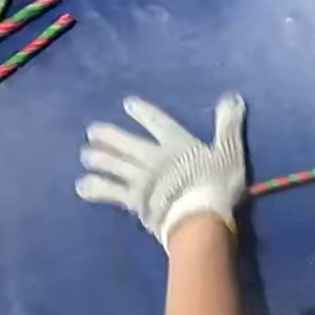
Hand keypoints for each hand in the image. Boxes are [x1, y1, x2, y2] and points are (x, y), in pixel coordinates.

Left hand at [76, 94, 247, 243]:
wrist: (199, 217)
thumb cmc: (217, 184)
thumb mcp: (229, 151)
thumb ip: (228, 125)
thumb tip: (232, 97)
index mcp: (177, 144)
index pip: (158, 123)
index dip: (144, 113)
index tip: (128, 104)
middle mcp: (154, 158)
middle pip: (126, 144)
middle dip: (109, 137)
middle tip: (92, 132)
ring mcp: (141, 180)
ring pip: (114, 165)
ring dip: (99, 159)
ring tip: (85, 155)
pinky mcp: (135, 201)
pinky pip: (110, 193)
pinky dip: (96, 189)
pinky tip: (82, 187)